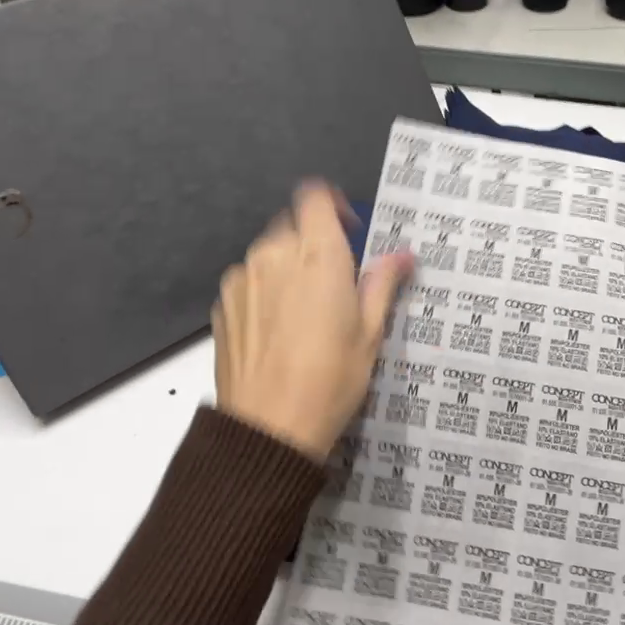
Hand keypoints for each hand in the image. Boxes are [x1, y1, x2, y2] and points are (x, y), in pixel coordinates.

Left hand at [212, 182, 414, 459]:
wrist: (268, 429)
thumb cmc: (331, 378)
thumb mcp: (370, 333)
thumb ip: (382, 284)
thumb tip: (403, 255)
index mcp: (317, 254)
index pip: (315, 196)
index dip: (332, 204)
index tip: (348, 230)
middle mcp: (274, 254)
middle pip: (293, 224)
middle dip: (314, 242)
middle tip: (334, 283)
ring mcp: (242, 278)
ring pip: (269, 254)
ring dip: (288, 267)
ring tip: (304, 313)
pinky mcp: (221, 304)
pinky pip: (249, 281)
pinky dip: (265, 292)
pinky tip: (277, 331)